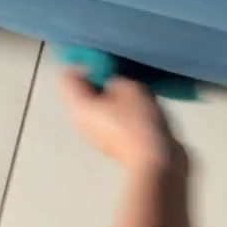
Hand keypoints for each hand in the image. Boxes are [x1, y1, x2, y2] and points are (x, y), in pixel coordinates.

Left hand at [59, 72, 189, 177]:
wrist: (158, 162)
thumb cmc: (140, 122)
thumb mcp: (131, 88)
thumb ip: (115, 77)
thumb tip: (111, 81)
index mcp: (78, 106)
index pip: (68, 75)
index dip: (88, 64)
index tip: (111, 66)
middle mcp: (80, 121)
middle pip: (84, 91)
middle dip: (103, 81)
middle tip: (127, 78)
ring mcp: (96, 134)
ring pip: (100, 106)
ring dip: (116, 97)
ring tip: (138, 95)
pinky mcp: (113, 144)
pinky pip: (113, 120)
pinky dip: (124, 113)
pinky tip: (144, 112)